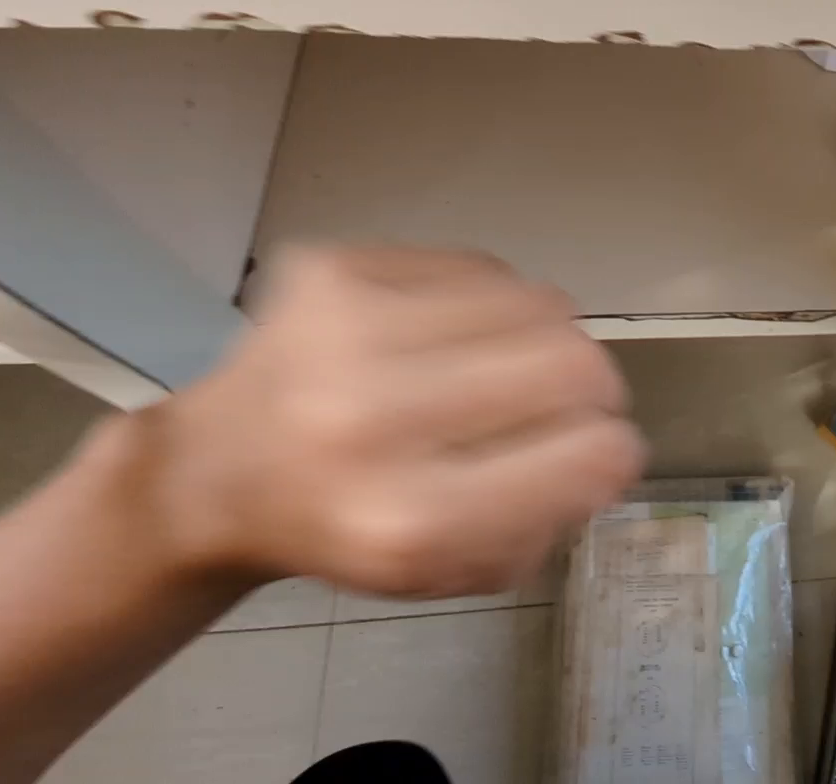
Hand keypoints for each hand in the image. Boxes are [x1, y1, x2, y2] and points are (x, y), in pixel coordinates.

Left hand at [125, 247, 645, 598]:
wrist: (217, 470)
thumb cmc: (348, 528)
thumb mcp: (453, 569)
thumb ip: (552, 517)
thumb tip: (618, 447)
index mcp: (407, 520)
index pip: (588, 454)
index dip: (617, 448)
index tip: (608, 446)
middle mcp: (373, 419)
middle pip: (572, 364)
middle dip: (597, 384)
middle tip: (578, 396)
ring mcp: (349, 328)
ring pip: (539, 301)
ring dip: (550, 335)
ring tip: (514, 359)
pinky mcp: (337, 268)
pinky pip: (483, 266)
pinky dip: (494, 300)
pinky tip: (459, 329)